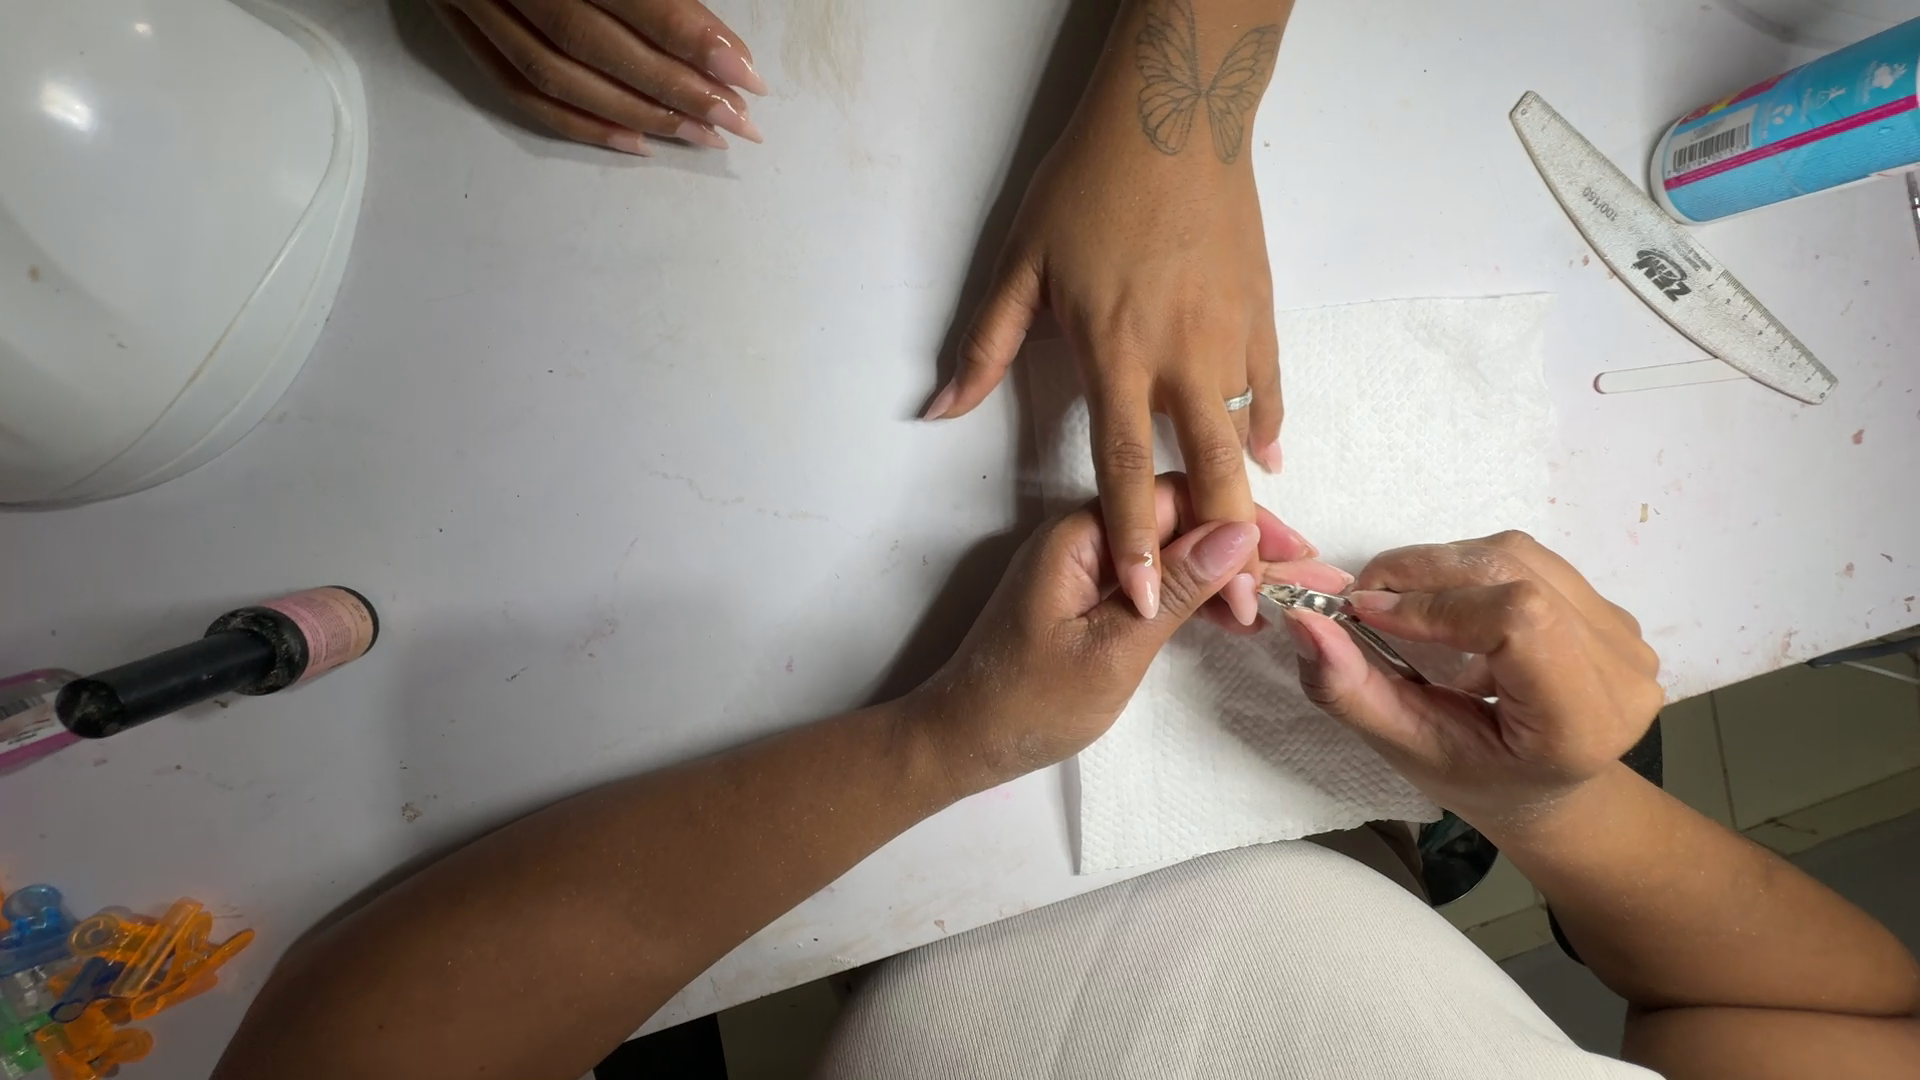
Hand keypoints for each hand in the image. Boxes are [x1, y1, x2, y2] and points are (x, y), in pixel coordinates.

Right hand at [430, 0, 766, 153]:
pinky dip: (582, 126)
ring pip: (559, 76)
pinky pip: (518, 91)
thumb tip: (720, 46)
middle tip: (738, 122)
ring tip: (704, 138)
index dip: (692, 38)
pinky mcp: (456, 21)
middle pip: (595, 43)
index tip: (747, 75)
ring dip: (640, 116)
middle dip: (677, 90)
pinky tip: (641, 146)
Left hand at [908, 474, 1346, 797]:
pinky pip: (1148, 580)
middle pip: (1174, 519)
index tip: (1285, 561)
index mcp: (1081, 534)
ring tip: (1275, 601)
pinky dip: (1188, 596)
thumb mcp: (1114, 648)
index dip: (1233, 523)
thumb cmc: (1033, 701)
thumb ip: (1175, 588)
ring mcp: (1085, 567)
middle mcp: (1084, 537)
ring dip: (1219, 574)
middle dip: (1237, 545)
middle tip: (1302, 574)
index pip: (1172, 497)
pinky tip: (1230, 618)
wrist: (966, 738)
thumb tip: (1239, 529)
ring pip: (1166, 551)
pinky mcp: (1088, 596)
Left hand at [924, 0, 1287, 622]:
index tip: (1143, 597)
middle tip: (1235, 605)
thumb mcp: (1021, 265)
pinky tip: (1267, 459)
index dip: (1135, 541)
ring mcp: (1229, 336)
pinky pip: (1269, 386)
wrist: (1174, 112)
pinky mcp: (1261, 312)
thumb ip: (986, 348)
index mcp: (1116, 356)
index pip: (1124, 469)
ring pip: (1244, 436)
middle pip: (1203, 471)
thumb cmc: (1090, 187)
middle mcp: (1178, 359)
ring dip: (1249, 497)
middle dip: (1218, 545)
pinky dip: (1268, 426)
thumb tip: (939, 407)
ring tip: (1258, 551)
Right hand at [1283, 531, 1663, 832]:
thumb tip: (1302, 619)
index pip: (1516, 620)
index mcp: (1582, 720)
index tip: (1363, 614)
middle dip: (1416, 571)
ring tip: (1399, 605)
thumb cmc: (1474, 776)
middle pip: (1509, 570)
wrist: (1543, 784)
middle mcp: (1620, 668)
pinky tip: (1443, 605)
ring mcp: (1621, 631)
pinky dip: (1459, 568)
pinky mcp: (1603, 605)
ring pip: (1510, 553)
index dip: (1429, 604)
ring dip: (1434, 566)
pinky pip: (1520, 556)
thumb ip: (1347, 687)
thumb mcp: (1400, 745)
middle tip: (1362, 601)